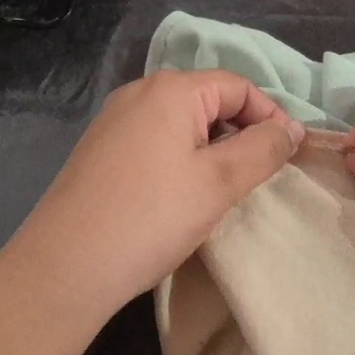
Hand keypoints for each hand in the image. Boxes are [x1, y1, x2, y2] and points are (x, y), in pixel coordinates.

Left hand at [4, 71, 302, 316]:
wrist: (63, 268)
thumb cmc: (149, 218)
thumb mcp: (218, 184)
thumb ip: (262, 150)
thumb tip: (292, 128)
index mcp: (170, 89)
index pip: (238, 86)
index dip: (270, 117)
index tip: (289, 157)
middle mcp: (139, 92)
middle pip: (208, 99)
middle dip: (241, 132)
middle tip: (257, 178)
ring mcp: (114, 120)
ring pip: (181, 121)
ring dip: (211, 148)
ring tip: (222, 190)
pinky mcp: (100, 149)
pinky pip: (155, 139)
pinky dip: (180, 158)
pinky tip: (180, 196)